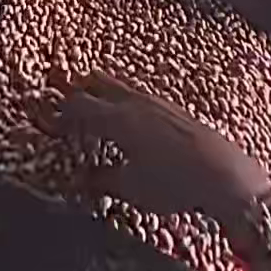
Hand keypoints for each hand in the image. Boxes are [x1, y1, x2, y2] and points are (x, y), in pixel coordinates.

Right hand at [39, 73, 270, 228]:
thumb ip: (103, 179)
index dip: (62, 107)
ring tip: (93, 101)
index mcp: (117, 119)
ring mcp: (154, 101)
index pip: (80, 104)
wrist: (221, 172)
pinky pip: (136, 93)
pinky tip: (127, 114)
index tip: (49, 113)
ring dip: (102, 89)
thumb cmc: (173, 183)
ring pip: (119, 85)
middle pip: (98, 82)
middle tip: (64, 96)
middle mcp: (133, 102)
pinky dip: (122, 97)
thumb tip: (82, 177)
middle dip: (79, 87)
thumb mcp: (131, 188)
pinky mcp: (170, 107)